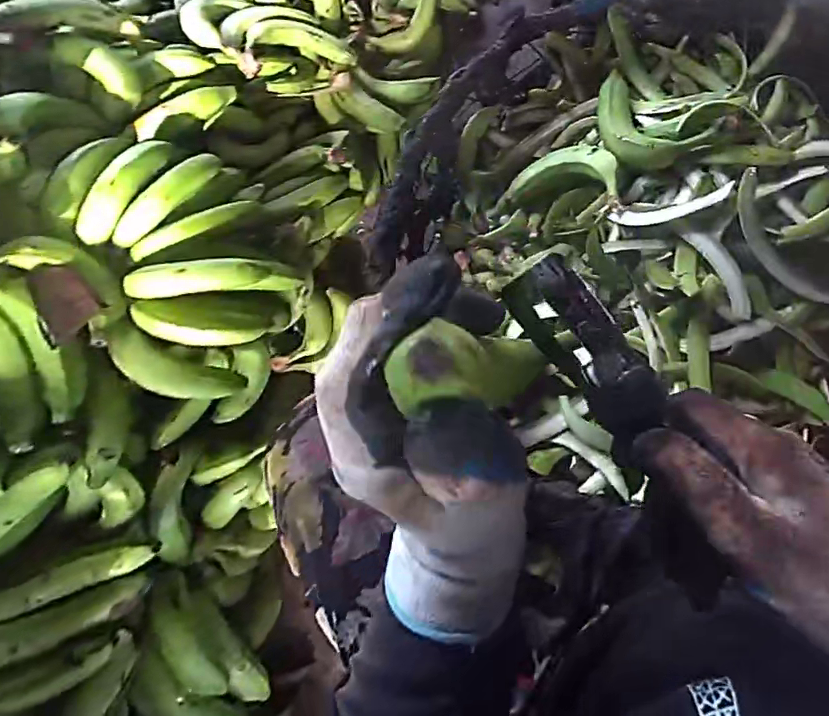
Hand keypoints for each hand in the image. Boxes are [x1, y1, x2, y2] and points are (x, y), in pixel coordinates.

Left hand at [315, 287, 526, 644]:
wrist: (462, 533)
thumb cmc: (469, 527)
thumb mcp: (478, 507)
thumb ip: (457, 460)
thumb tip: (440, 390)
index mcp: (359, 457)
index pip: (343, 386)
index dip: (374, 338)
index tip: (423, 300)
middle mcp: (349, 419)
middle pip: (354, 344)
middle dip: (406, 307)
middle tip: (469, 296)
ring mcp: (365, 395)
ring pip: (375, 328)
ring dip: (425, 306)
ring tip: (486, 313)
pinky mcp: (386, 378)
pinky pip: (397, 331)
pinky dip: (433, 314)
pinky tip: (472, 318)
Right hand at [638, 391, 828, 715]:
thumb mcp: (754, 542)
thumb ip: (699, 484)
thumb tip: (645, 439)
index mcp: (760, 446)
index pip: (688, 407)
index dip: (657, 434)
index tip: (642, 485)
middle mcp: (767, 449)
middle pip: (692, 449)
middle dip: (670, 499)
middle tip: (671, 560)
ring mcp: (779, 478)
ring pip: (707, 480)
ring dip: (688, 527)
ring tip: (693, 584)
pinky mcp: (787, 506)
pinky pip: (732, 505)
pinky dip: (713, 538)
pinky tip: (713, 581)